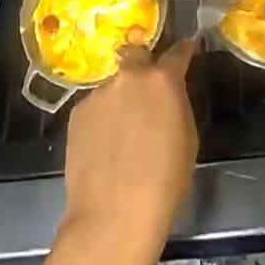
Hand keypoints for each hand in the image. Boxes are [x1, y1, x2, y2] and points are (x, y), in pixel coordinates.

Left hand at [61, 37, 198, 246]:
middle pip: (137, 54)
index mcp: (162, 80)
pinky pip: (96, 107)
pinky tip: (104, 145)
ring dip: (121, 99)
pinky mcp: (77, 114)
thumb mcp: (187, 135)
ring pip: (114, 86)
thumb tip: (167, 96)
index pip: (177, 52)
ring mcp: (98, 94)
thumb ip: (176, 104)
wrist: (114, 214)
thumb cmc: (165, 179)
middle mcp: (128, 78)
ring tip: (122, 131)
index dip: (184, 50)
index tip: (187, 49)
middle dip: (144, 64)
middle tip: (147, 88)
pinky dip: (102, 118)